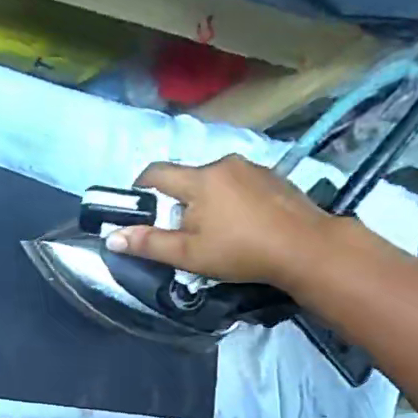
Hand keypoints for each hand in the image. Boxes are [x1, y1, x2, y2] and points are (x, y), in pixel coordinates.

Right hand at [104, 155, 344, 286]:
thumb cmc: (240, 252)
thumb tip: (112, 237)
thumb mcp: (189, 254)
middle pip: (187, 178)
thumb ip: (149, 243)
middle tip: (182, 232)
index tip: (138, 207)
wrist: (306, 247)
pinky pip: (239, 182)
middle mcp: (223, 163)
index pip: (156, 172)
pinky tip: (243, 223)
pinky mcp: (273, 175)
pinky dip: (232, 198)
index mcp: (199, 180)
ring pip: (215, 180)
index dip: (140, 187)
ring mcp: (252, 166)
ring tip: (216, 230)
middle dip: (178, 201)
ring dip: (207, 199)